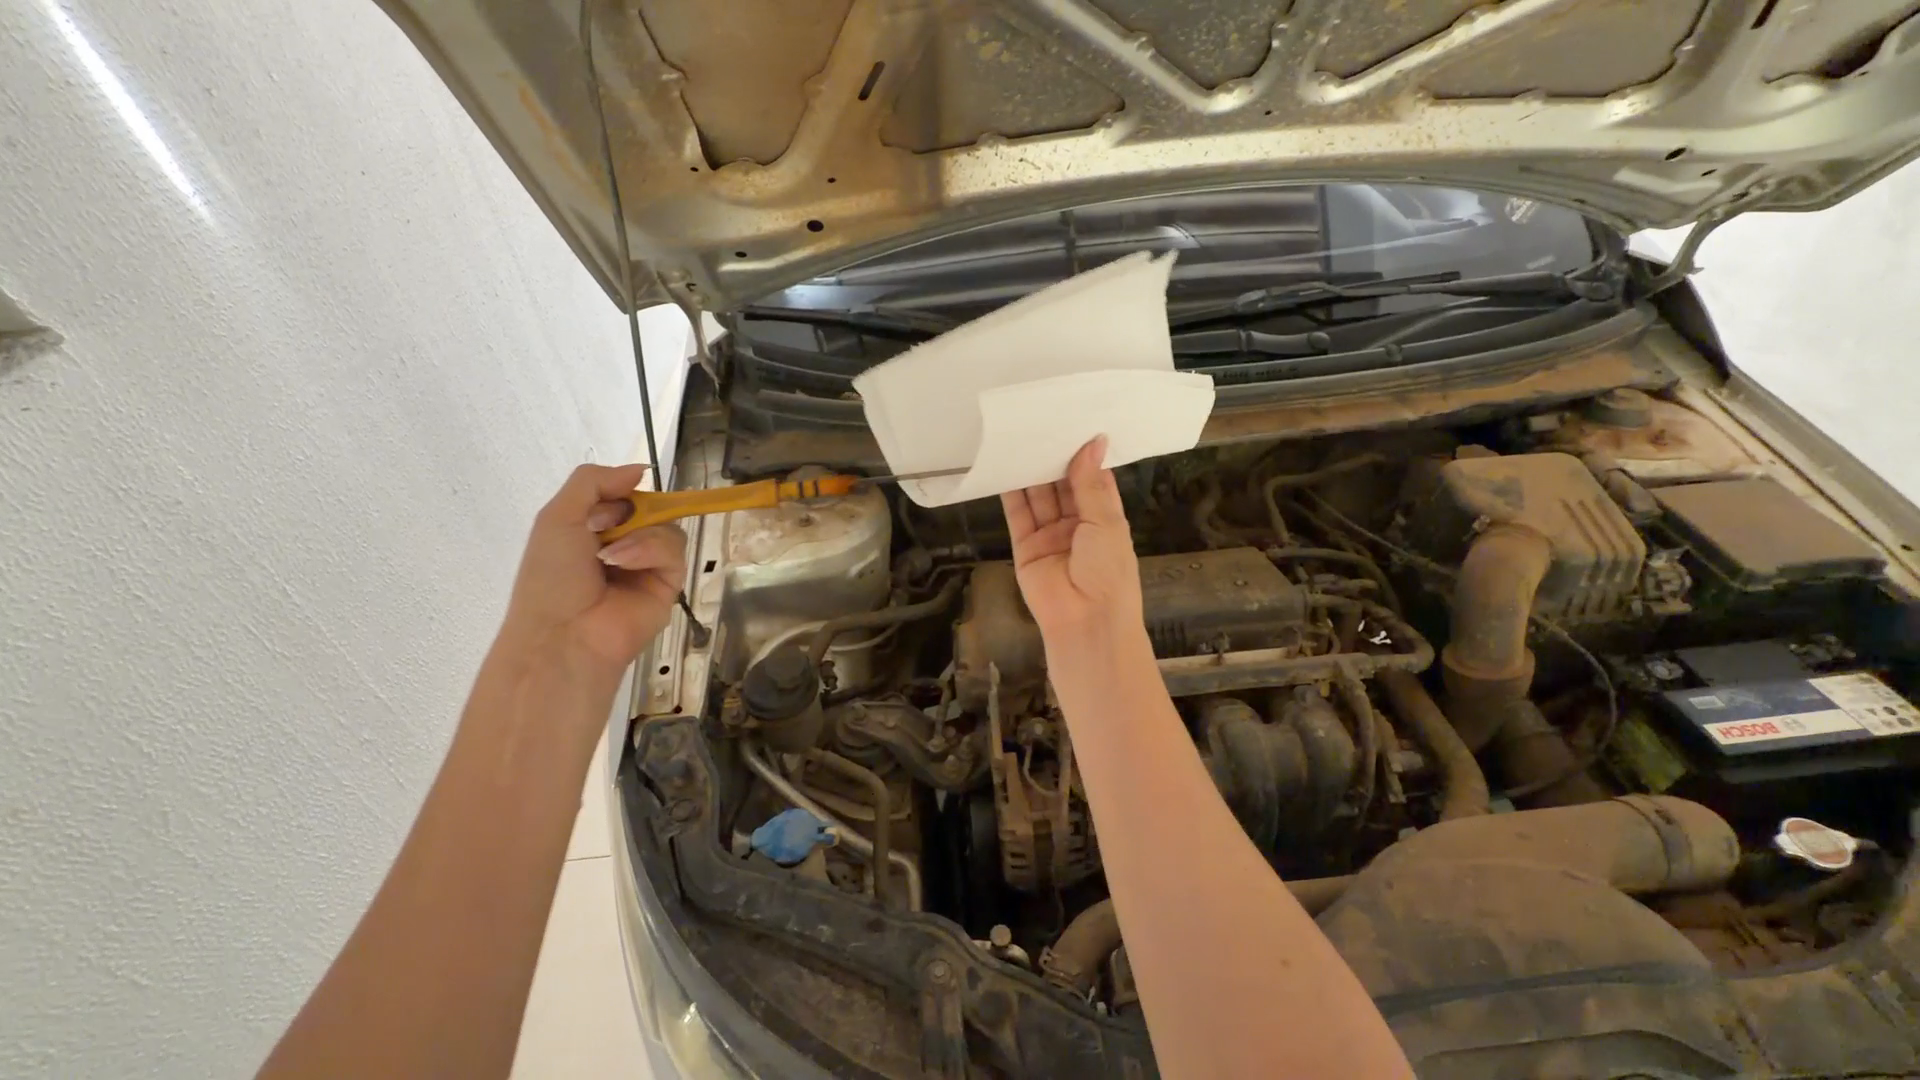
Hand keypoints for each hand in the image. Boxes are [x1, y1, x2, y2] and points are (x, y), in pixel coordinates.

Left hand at [496, 463, 686, 681]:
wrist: (563, 634)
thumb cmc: (550, 576)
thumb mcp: (557, 516)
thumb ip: (592, 481)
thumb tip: (641, 469)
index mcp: (591, 531)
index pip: (622, 496)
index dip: (621, 490)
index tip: (611, 496)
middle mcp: (622, 545)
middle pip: (649, 508)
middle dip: (630, 511)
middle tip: (603, 526)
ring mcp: (647, 566)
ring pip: (667, 527)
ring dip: (640, 535)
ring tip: (612, 557)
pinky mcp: (669, 584)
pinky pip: (675, 551)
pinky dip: (652, 551)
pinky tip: (626, 564)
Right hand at [1000, 436, 1143, 639]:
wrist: (1086, 622)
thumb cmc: (1108, 571)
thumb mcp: (1106, 522)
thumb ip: (1091, 483)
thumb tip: (1094, 441)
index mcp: (1105, 518)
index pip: (1093, 479)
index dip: (1084, 454)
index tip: (1075, 421)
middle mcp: (1077, 524)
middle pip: (1063, 484)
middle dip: (1054, 458)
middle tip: (1042, 421)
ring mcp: (1050, 535)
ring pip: (1039, 496)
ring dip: (1031, 470)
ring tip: (1022, 435)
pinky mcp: (1025, 545)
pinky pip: (1017, 514)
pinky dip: (1010, 492)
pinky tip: (1005, 464)